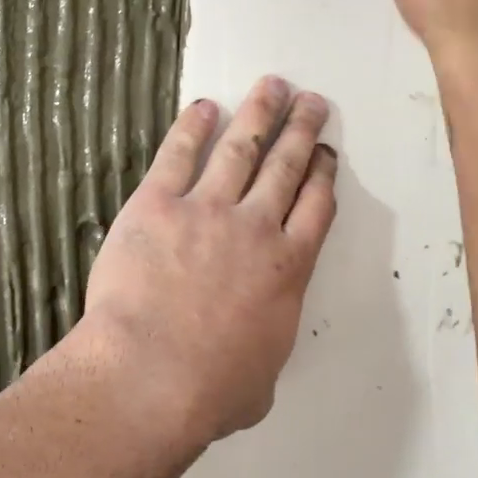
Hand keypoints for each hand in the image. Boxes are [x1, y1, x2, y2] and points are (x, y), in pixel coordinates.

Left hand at [82, 76, 337, 443]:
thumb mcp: (260, 383)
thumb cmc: (210, 391)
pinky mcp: (156, 206)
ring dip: (259, 114)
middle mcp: (255, 229)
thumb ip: (263, 352)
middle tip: (312, 102)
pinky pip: (179, 155)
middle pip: (287, 167)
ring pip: (241, 149)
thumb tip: (254, 360)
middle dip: (302, 131)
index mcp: (287, 270)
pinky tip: (204, 106)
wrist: (152, 375)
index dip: (323, 175)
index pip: (316, 208)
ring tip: (273, 86)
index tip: (326, 154)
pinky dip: (192, 127)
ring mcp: (206, 211)